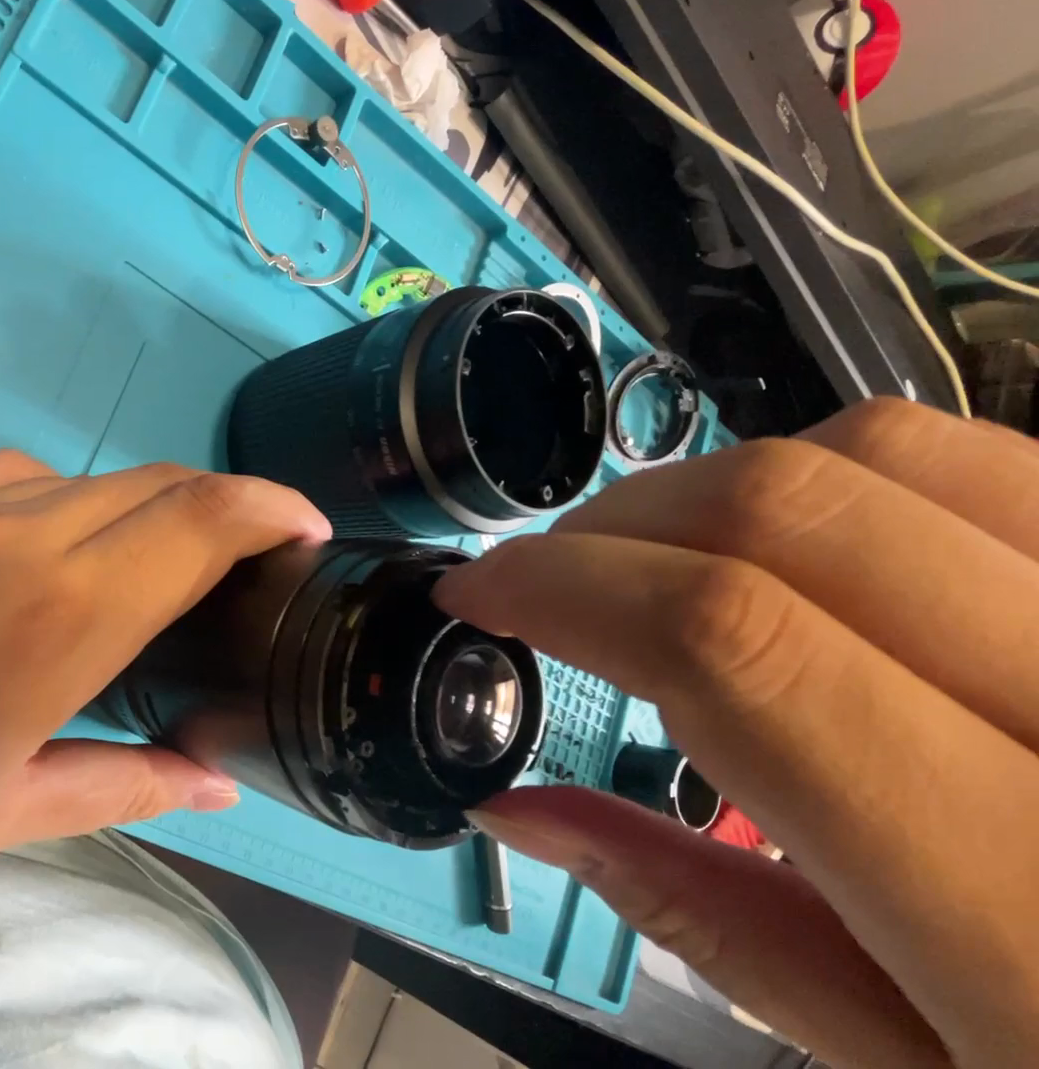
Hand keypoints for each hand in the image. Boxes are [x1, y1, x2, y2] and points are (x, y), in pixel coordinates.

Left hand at [0, 452, 328, 963]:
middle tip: (241, 570)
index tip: (307, 533)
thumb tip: (212, 780)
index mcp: (55, 614)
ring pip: (84, 480)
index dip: (268, 511)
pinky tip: (49, 563)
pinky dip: (62, 508)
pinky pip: (13, 482)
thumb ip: (122, 782)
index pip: (198, 519)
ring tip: (149, 577)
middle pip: (150, 484)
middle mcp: (11, 534)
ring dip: (137, 511)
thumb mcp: (1, 816)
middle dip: (214, 512)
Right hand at [434, 399, 1038, 1068]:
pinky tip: (793, 550)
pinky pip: (974, 455)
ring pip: (882, 452)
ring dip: (705, 489)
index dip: (565, 585)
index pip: (730, 644)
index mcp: (1022, 897)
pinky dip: (830, 479)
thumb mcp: (904, 1058)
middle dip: (607, 526)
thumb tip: (515, 806)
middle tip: (547, 579)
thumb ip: (701, 916)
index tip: (477, 592)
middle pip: (785, 513)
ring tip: (652, 556)